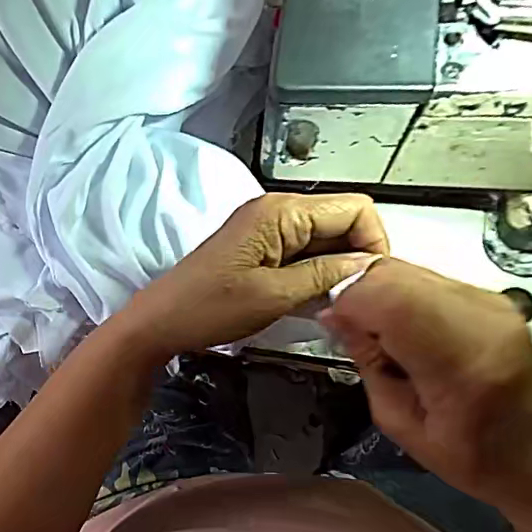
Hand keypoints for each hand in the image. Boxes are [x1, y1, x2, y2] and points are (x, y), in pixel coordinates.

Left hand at [104, 193, 388, 361]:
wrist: (158, 322)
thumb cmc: (208, 309)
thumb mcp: (274, 295)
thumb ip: (325, 275)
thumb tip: (368, 265)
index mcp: (281, 212)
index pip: (355, 209)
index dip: (373, 242)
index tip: (373, 283)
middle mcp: (275, 211)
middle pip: (340, 223)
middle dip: (354, 258)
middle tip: (356, 299)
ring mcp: (264, 230)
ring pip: (321, 241)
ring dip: (333, 270)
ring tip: (333, 305)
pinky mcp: (256, 249)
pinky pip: (299, 255)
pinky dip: (311, 275)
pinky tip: (311, 302)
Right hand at [319, 258, 531, 512]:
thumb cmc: (471, 455)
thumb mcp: (398, 420)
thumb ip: (368, 361)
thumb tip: (334, 316)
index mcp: (464, 363)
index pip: (392, 300)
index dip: (349, 303)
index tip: (331, 324)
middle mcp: (485, 319)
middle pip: (396, 275)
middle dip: (358, 294)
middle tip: (348, 329)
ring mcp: (492, 302)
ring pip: (407, 269)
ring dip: (377, 294)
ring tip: (375, 333)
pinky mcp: (491, 296)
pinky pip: (424, 277)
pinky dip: (397, 295)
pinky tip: (398, 328)